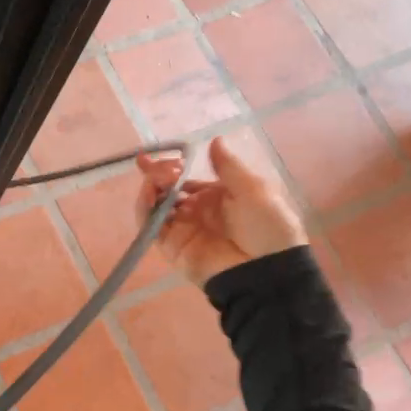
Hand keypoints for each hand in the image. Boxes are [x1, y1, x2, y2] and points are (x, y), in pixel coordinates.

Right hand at [136, 136, 306, 286]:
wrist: (265, 270)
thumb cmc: (267, 226)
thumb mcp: (253, 190)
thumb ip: (229, 167)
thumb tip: (214, 140)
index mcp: (215, 197)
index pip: (184, 179)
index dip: (172, 167)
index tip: (166, 156)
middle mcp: (195, 211)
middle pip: (165, 190)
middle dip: (157, 174)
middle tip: (154, 165)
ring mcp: (181, 229)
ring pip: (154, 206)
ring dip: (150, 188)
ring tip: (155, 178)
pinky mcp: (170, 247)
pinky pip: (150, 227)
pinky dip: (144, 209)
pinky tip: (148, 194)